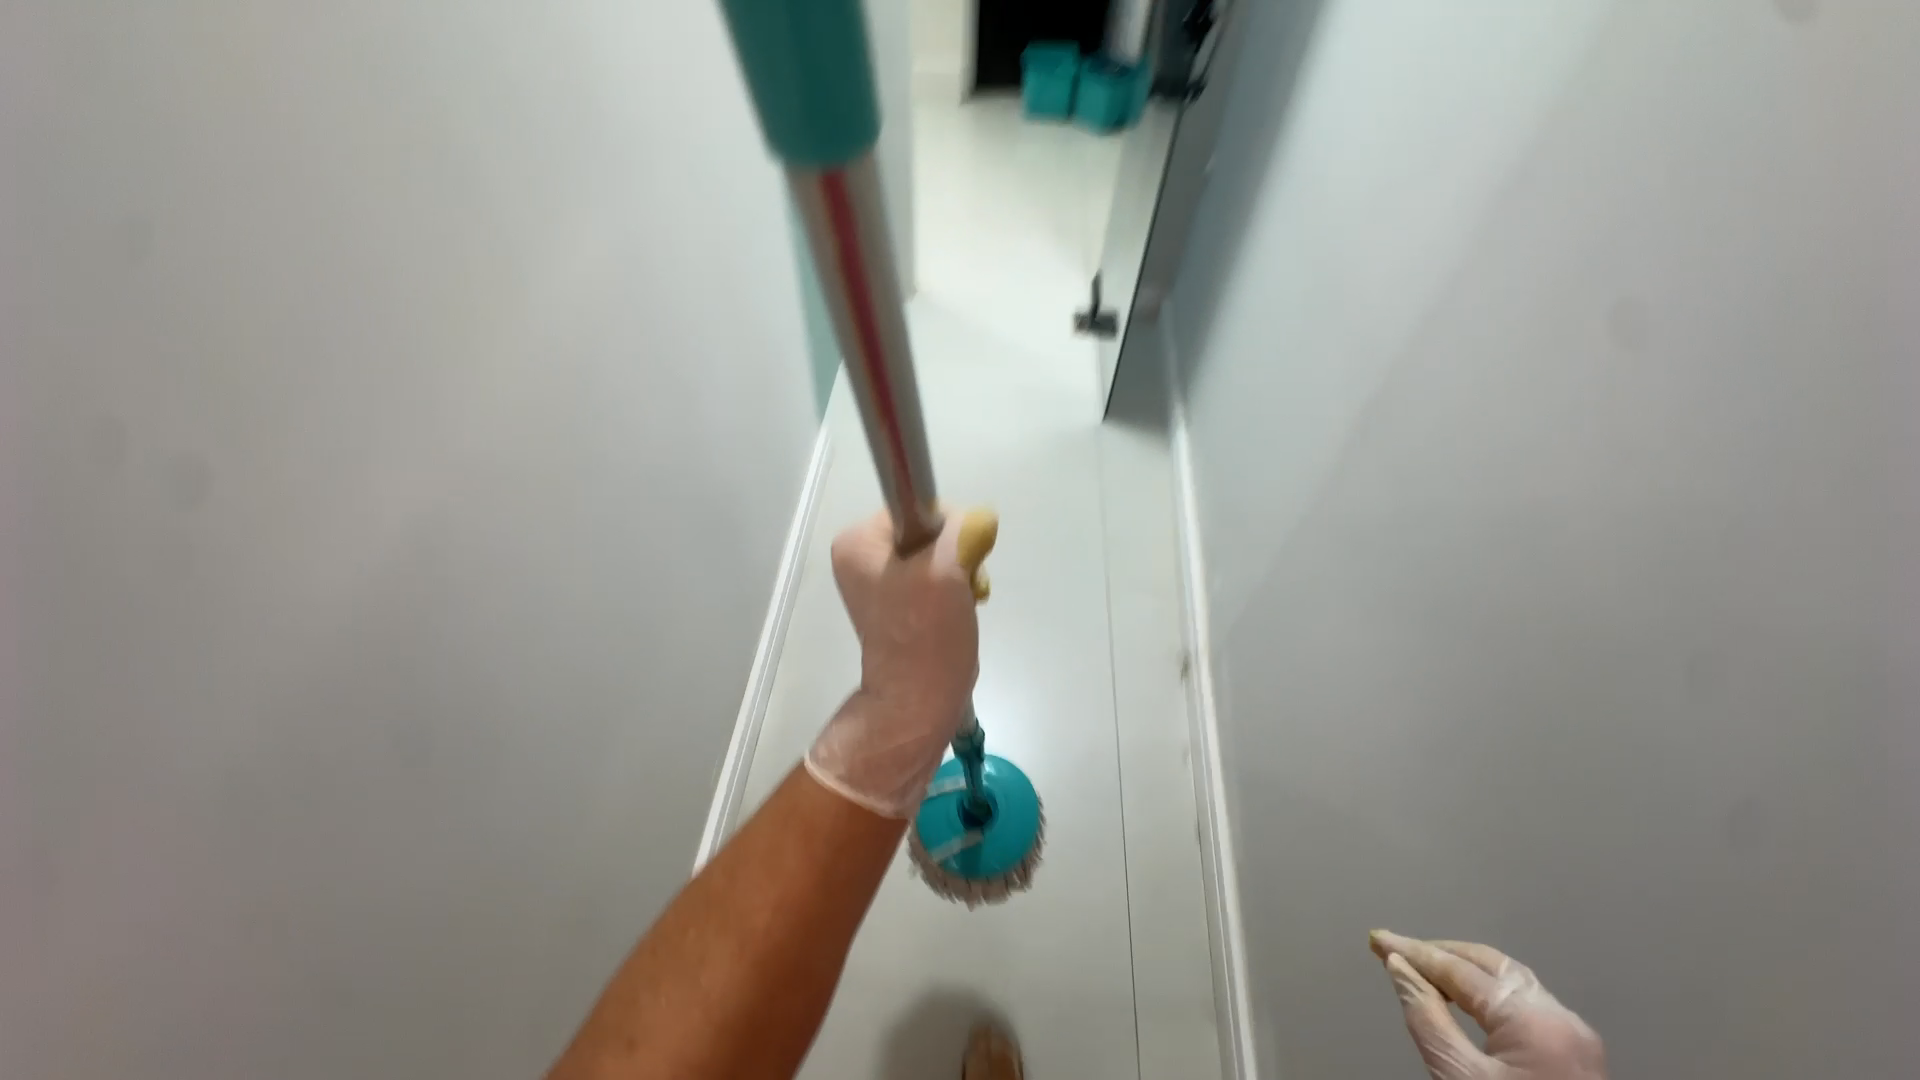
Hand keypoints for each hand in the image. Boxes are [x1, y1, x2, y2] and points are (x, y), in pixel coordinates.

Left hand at [805, 508, 995, 816]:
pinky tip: (959, 610)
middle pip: (931, 532)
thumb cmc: (926, 633)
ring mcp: (881, 582)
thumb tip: (980, 520)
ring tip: (962, 603)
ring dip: (960, 575)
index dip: (949, 530)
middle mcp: (862, 557)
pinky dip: (956, 591)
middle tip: (960, 588)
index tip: (957, 562)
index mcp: (857, 542)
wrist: (920, 698)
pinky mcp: (901, 604)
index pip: (919, 507)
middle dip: (957, 557)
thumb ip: (965, 529)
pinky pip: (937, 578)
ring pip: (940, 555)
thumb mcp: (947, 567)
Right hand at [1369, 930, 1606, 1079]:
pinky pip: (1523, 1003)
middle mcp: (1561, 1016)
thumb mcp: (1458, 1078)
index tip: (1376, 940)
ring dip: (1461, 970)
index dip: (1414, 952)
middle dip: (1439, 953)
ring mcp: (1575, 1036)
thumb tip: (1399, 967)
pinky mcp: (1576, 1056)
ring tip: (1419, 968)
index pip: (1459, 969)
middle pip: (1489, 964)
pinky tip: (1459, 997)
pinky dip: (1485, 991)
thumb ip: (1426, 1016)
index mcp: (1534, 1019)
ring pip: (1509, 980)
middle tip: (1394, 950)